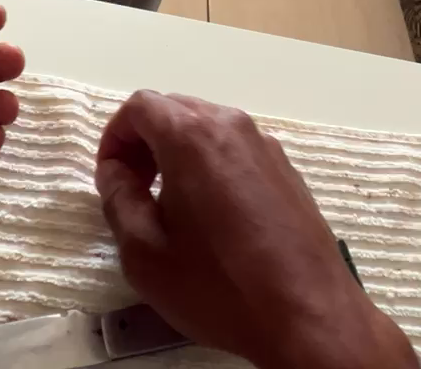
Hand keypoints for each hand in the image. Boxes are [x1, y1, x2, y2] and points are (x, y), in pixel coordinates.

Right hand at [94, 92, 416, 368]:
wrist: (309, 315)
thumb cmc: (221, 286)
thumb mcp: (145, 253)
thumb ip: (118, 200)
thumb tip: (115, 173)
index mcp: (192, 136)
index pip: (140, 106)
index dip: (115, 136)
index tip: (111, 175)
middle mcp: (229, 124)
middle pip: (173, 109)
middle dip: (144, 140)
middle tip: (134, 187)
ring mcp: (263, 142)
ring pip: (205, 125)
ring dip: (177, 150)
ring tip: (170, 202)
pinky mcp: (284, 165)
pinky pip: (233, 146)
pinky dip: (210, 161)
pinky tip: (211, 212)